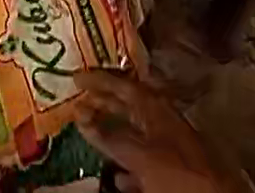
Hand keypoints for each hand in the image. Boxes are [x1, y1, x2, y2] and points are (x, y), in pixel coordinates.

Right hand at [73, 70, 230, 192]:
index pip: (120, 83)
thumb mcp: (139, 154)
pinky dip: (129, 161)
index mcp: (155, 106)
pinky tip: (120, 176)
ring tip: (92, 135)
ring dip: (114, 133)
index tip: (75, 78)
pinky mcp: (178, 167)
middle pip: (128, 105)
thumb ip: (108, 135)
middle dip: (104, 104)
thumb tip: (79, 114)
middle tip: (80, 101)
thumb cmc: (178, 173)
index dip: (97, 80)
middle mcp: (163, 118)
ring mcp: (172, 142)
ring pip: (135, 132)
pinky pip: (146, 157)